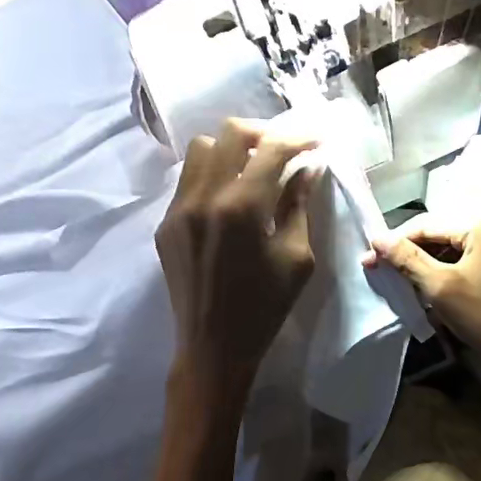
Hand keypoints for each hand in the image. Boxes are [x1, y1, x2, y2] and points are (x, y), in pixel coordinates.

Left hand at [156, 119, 319, 398]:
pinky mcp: (165, 224)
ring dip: (231, 150)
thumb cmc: (265, 308)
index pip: (270, 149)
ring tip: (253, 170)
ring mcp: (178, 209)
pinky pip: (187, 180)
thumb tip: (306, 170)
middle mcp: (203, 197)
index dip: (297, 137)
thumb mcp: (297, 259)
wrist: (212, 347)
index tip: (315, 139)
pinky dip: (212, 175)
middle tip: (284, 150)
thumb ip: (299, 207)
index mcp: (241, 208)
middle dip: (262, 133)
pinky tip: (229, 198)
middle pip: (229, 134)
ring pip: (201, 150)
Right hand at [364, 215, 480, 382]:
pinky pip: (457, 265)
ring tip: (394, 280)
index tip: (368, 258)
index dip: (395, 242)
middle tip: (375, 268)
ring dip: (420, 267)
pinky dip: (437, 276)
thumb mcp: (439, 285)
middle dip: (406, 255)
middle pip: (436, 237)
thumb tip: (377, 238)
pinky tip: (419, 288)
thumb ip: (407, 259)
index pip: (426, 226)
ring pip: (445, 253)